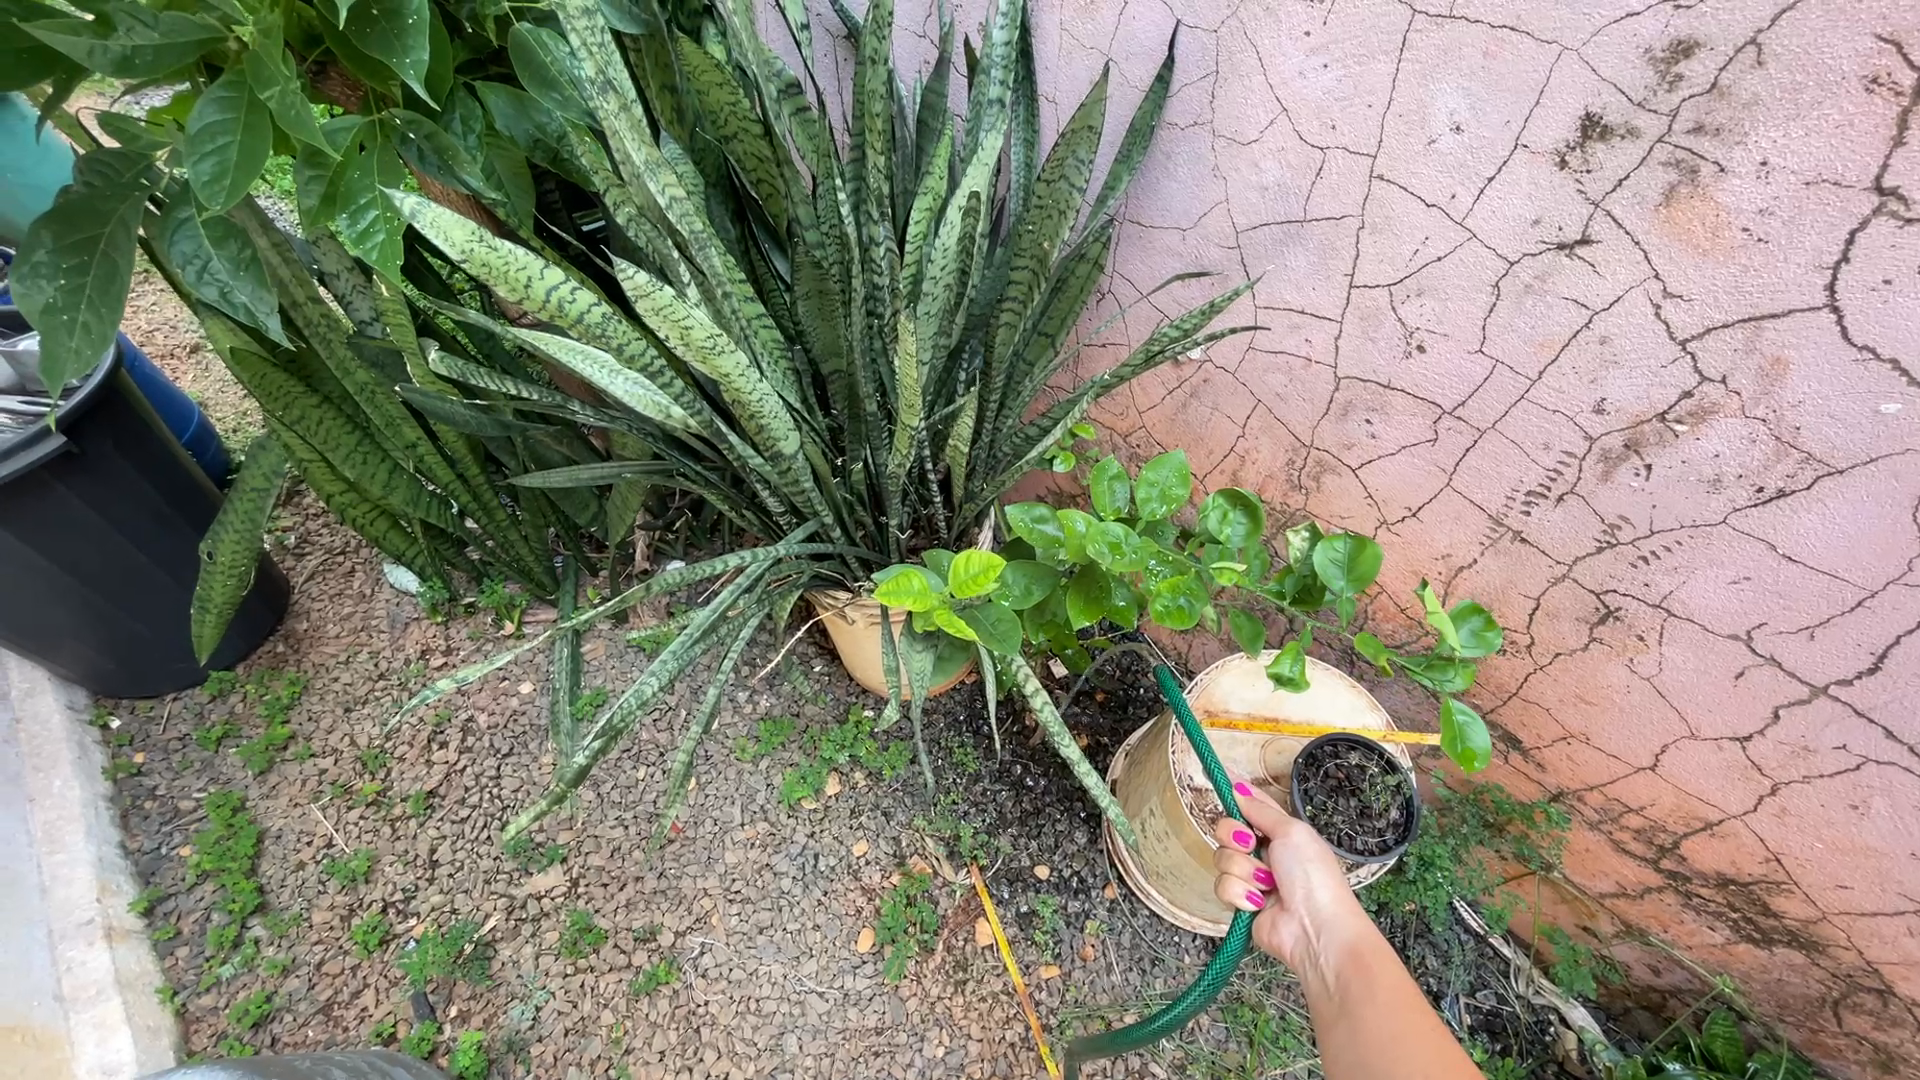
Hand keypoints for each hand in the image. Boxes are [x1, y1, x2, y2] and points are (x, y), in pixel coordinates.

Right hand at [1212, 779, 1369, 981]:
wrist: (1317, 931)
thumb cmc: (1313, 878)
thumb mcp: (1292, 832)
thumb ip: (1259, 809)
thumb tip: (1238, 787)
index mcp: (1280, 831)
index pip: (1251, 803)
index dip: (1234, 790)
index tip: (1212, 771)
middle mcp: (1263, 851)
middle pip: (1227, 829)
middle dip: (1233, 835)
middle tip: (1250, 844)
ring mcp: (1250, 877)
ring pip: (1222, 858)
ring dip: (1243, 869)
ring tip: (1266, 883)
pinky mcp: (1240, 902)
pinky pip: (1222, 885)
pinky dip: (1240, 893)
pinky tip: (1258, 903)